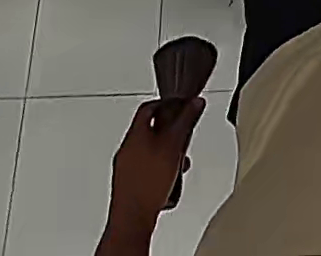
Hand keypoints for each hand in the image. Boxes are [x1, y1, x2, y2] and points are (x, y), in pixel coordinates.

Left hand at [99, 97, 204, 251]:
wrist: (133, 219)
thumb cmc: (149, 183)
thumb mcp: (174, 143)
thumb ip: (186, 120)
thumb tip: (195, 102)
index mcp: (134, 135)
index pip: (148, 108)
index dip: (165, 103)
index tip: (177, 103)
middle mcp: (126, 150)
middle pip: (149, 129)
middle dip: (169, 129)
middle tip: (181, 131)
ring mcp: (125, 168)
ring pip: (148, 149)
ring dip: (165, 150)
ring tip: (178, 158)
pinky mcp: (127, 184)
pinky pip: (145, 167)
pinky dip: (159, 166)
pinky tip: (169, 176)